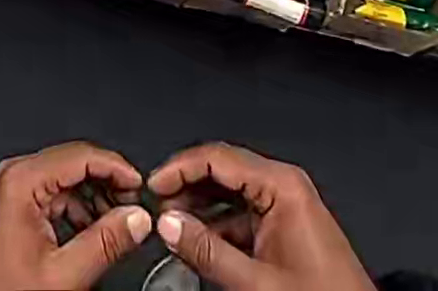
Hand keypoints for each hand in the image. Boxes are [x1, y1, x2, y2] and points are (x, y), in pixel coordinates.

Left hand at [0, 141, 152, 289]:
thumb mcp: (62, 276)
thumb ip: (105, 242)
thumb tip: (137, 218)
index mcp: (23, 180)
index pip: (83, 155)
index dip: (118, 168)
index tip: (140, 185)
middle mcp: (16, 174)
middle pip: (77, 162)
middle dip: (110, 183)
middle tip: (134, 204)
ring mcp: (15, 185)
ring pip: (70, 175)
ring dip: (97, 195)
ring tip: (118, 220)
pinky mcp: (17, 199)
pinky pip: (58, 189)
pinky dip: (80, 205)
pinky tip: (95, 227)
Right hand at [148, 142, 373, 290]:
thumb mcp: (255, 282)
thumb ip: (207, 250)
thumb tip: (168, 224)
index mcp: (281, 184)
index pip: (220, 158)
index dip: (181, 167)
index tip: (152, 185)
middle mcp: (283, 183)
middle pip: (224, 169)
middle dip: (187, 184)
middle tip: (155, 204)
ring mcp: (285, 202)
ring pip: (231, 190)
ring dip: (199, 204)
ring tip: (169, 224)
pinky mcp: (284, 223)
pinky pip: (242, 212)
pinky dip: (217, 223)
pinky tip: (195, 240)